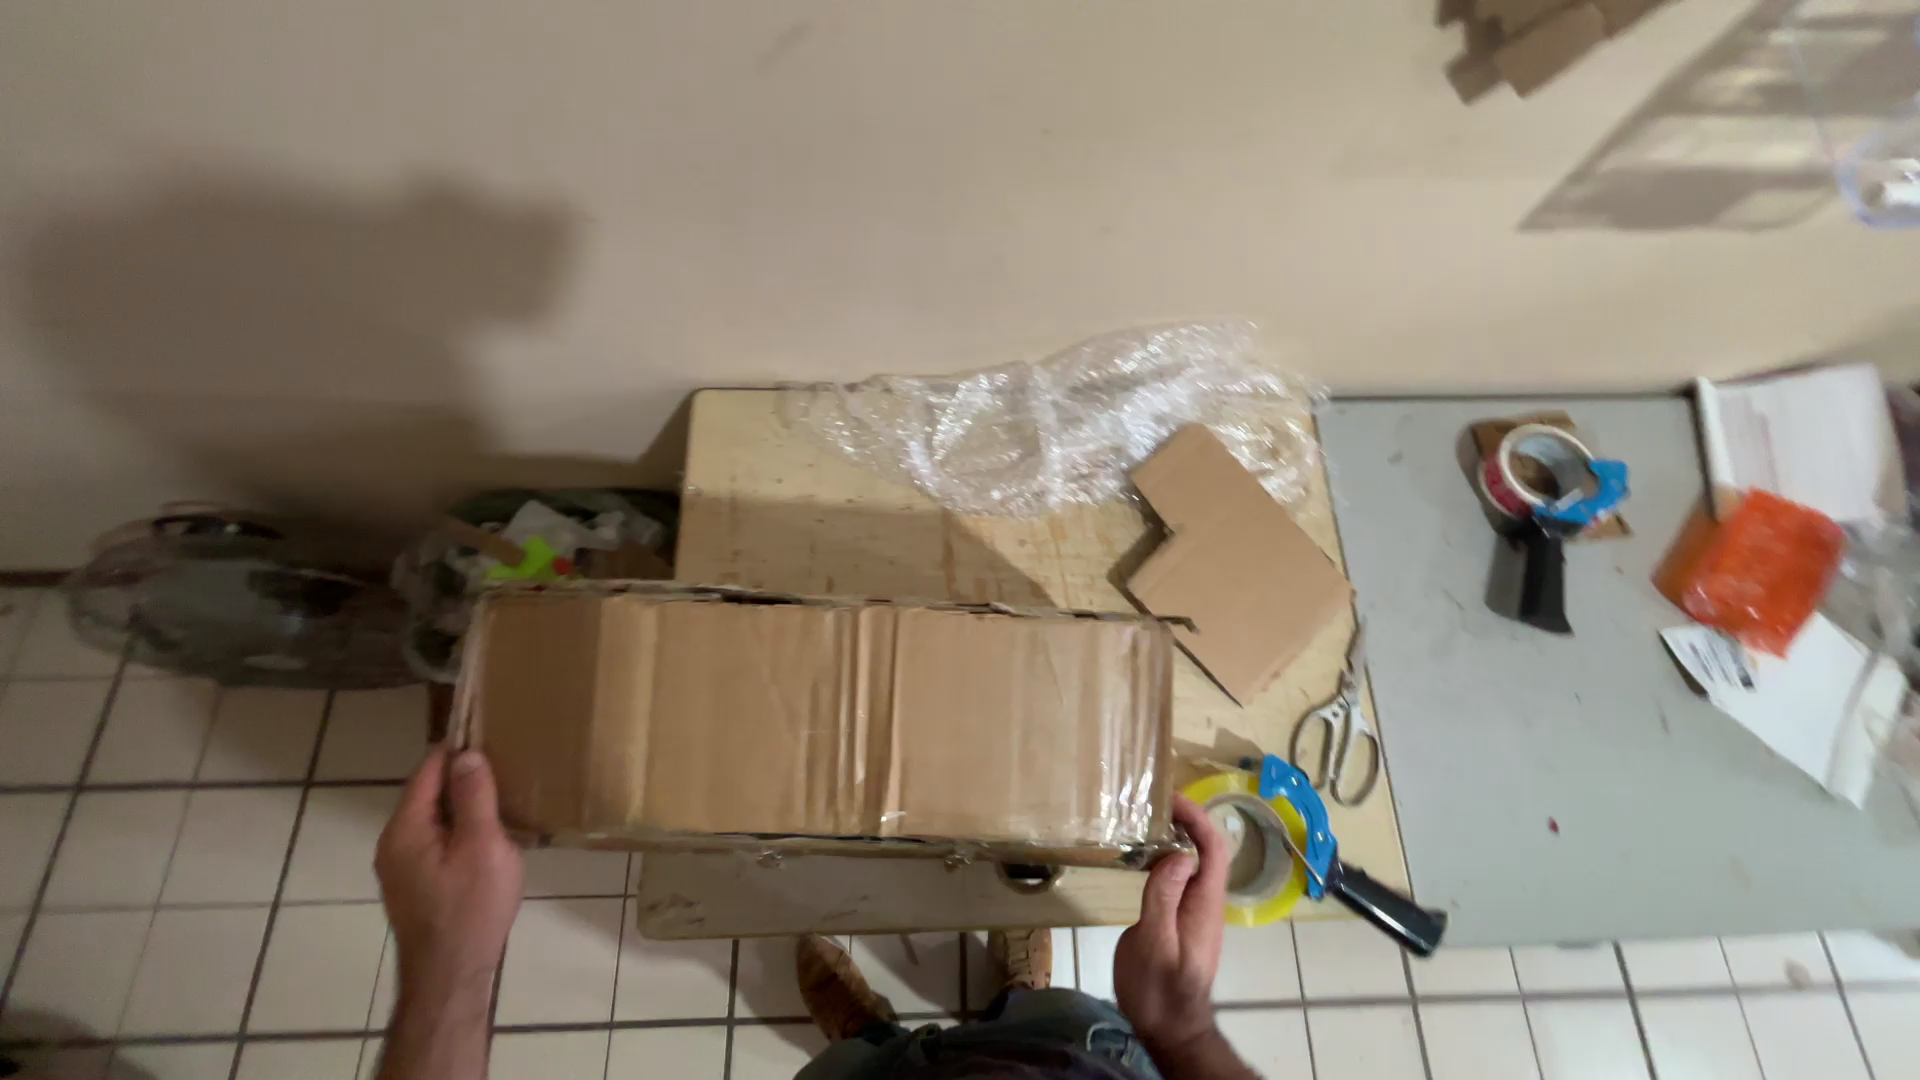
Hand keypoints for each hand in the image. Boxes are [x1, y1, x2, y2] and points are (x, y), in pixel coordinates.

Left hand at [375, 746, 524, 991]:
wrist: (452, 973)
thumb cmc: (471, 906)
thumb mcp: (482, 845)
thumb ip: (473, 797)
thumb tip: (467, 753)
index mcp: (405, 830)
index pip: (428, 770)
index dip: (458, 748)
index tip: (493, 730)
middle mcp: (394, 843)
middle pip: (429, 792)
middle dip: (464, 774)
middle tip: (509, 758)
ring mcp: (403, 864)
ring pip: (436, 816)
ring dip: (466, 801)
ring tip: (506, 788)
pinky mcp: (417, 881)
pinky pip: (439, 837)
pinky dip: (463, 824)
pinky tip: (493, 828)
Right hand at [1114, 795, 1228, 1054]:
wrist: (1168, 1029)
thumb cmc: (1159, 989)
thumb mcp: (1155, 943)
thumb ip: (1165, 898)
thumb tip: (1179, 853)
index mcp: (1205, 904)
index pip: (1214, 849)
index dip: (1198, 818)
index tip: (1171, 797)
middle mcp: (1205, 902)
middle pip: (1207, 850)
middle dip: (1187, 819)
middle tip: (1151, 800)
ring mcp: (1193, 910)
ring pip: (1192, 861)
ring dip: (1176, 834)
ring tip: (1143, 817)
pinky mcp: (1179, 918)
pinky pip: (1178, 876)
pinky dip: (1164, 854)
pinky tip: (1140, 852)